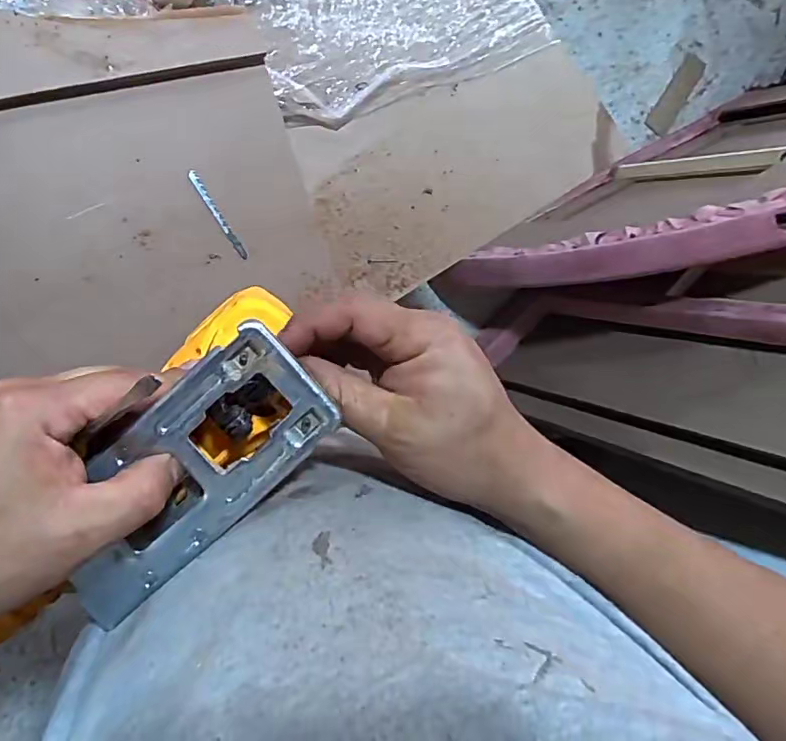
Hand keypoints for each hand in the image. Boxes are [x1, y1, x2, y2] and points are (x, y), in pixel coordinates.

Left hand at [0, 368, 179, 640]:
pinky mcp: (0, 425)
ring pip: (84, 399)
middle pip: (101, 385)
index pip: (118, 382)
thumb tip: (175, 460)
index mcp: (30, 404)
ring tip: (147, 450)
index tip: (204, 400)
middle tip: (179, 435)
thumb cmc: (0, 559)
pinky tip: (104, 458)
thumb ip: (142, 489)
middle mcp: (15, 391)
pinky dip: (91, 431)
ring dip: (116, 422)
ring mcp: (3, 406)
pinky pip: (63, 414)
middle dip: (142, 410)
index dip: (165, 391)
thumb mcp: (84, 530)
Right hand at [280, 294, 557, 516]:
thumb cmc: (458, 453)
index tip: (275, 348)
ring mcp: (420, 340)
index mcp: (420, 332)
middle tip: (274, 360)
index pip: (353, 311)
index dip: (310, 324)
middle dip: (312, 334)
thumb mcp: (392, 426)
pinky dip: (343, 360)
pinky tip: (321, 374)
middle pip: (354, 315)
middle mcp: (420, 325)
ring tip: (289, 368)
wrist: (511, 473)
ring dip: (324, 346)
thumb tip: (293, 366)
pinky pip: (371, 349)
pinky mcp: (417, 358)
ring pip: (360, 331)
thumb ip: (340, 391)